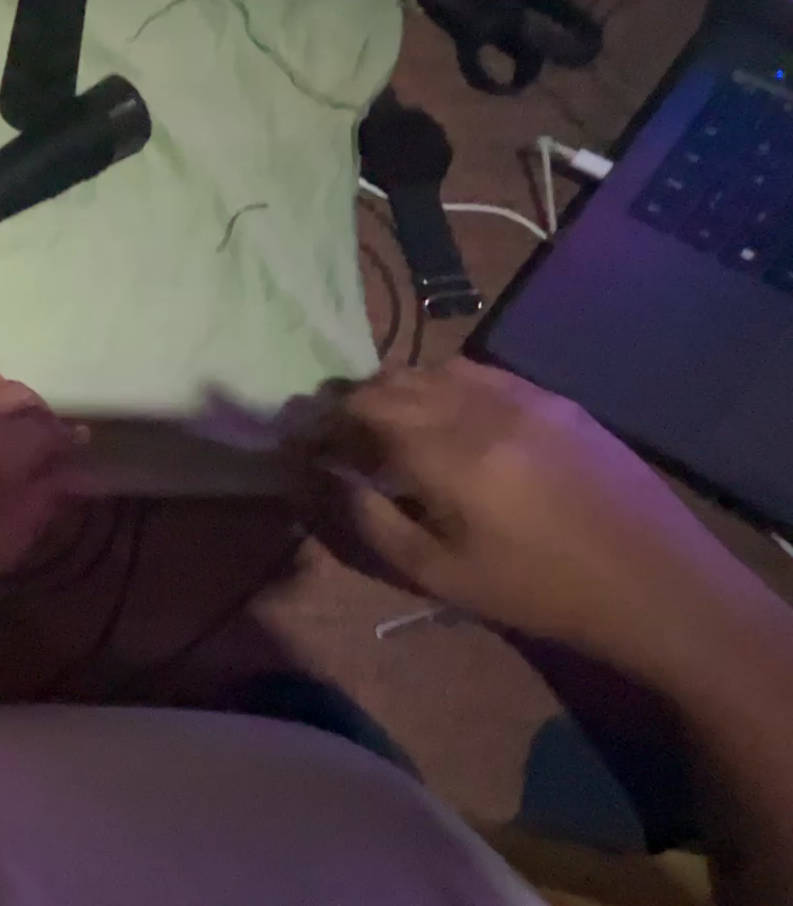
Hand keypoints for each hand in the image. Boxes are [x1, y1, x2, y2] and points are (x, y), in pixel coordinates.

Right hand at [321, 358, 735, 665]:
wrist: (661, 591)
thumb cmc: (535, 590)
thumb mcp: (433, 572)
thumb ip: (368, 517)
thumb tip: (324, 476)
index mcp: (447, 456)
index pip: (358, 411)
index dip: (320, 422)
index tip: (301, 442)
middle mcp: (480, 412)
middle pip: (388, 383)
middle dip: (349, 403)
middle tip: (335, 434)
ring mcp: (524, 400)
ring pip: (430, 370)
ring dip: (393, 391)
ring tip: (385, 424)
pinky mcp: (556, 401)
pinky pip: (477, 373)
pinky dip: (441, 385)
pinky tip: (444, 416)